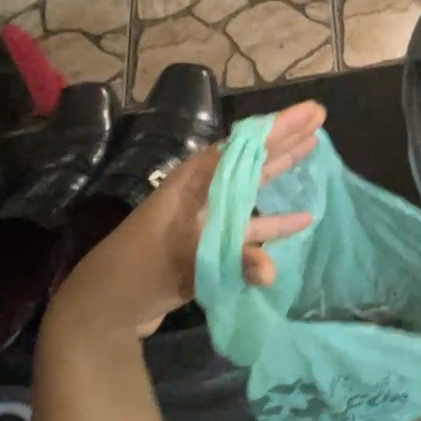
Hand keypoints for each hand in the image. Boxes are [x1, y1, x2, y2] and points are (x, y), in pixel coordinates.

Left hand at [44, 101, 326, 341]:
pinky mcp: (210, 244)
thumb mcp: (184, 262)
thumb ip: (233, 262)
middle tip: (318, 117)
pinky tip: (303, 218)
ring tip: (312, 147)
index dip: (278, 128)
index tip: (311, 111)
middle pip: (251, 158)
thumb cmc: (138, 271)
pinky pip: (251, 226)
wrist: (101, 309)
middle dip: (284, 138)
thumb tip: (272, 270)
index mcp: (195, 184)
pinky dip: (275, 223)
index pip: (244, 147)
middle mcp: (203, 193)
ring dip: (281, 168)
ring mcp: (207, 218)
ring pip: (253, 185)